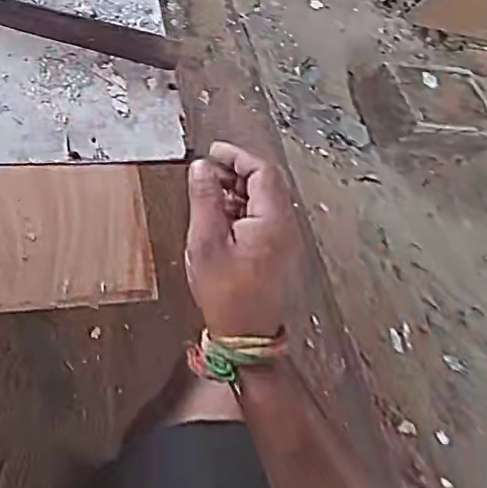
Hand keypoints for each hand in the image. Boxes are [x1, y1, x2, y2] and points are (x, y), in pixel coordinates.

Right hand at [184, 141, 299, 337]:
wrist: (245, 335)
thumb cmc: (226, 292)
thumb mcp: (205, 240)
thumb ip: (204, 198)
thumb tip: (201, 168)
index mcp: (272, 221)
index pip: (262, 172)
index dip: (237, 156)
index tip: (214, 152)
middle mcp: (285, 228)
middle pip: (266, 183)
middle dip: (235, 172)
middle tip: (206, 172)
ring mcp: (284, 240)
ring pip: (263, 200)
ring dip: (236, 190)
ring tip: (207, 196)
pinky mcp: (277, 251)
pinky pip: (261, 217)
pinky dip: (240, 208)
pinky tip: (218, 219)